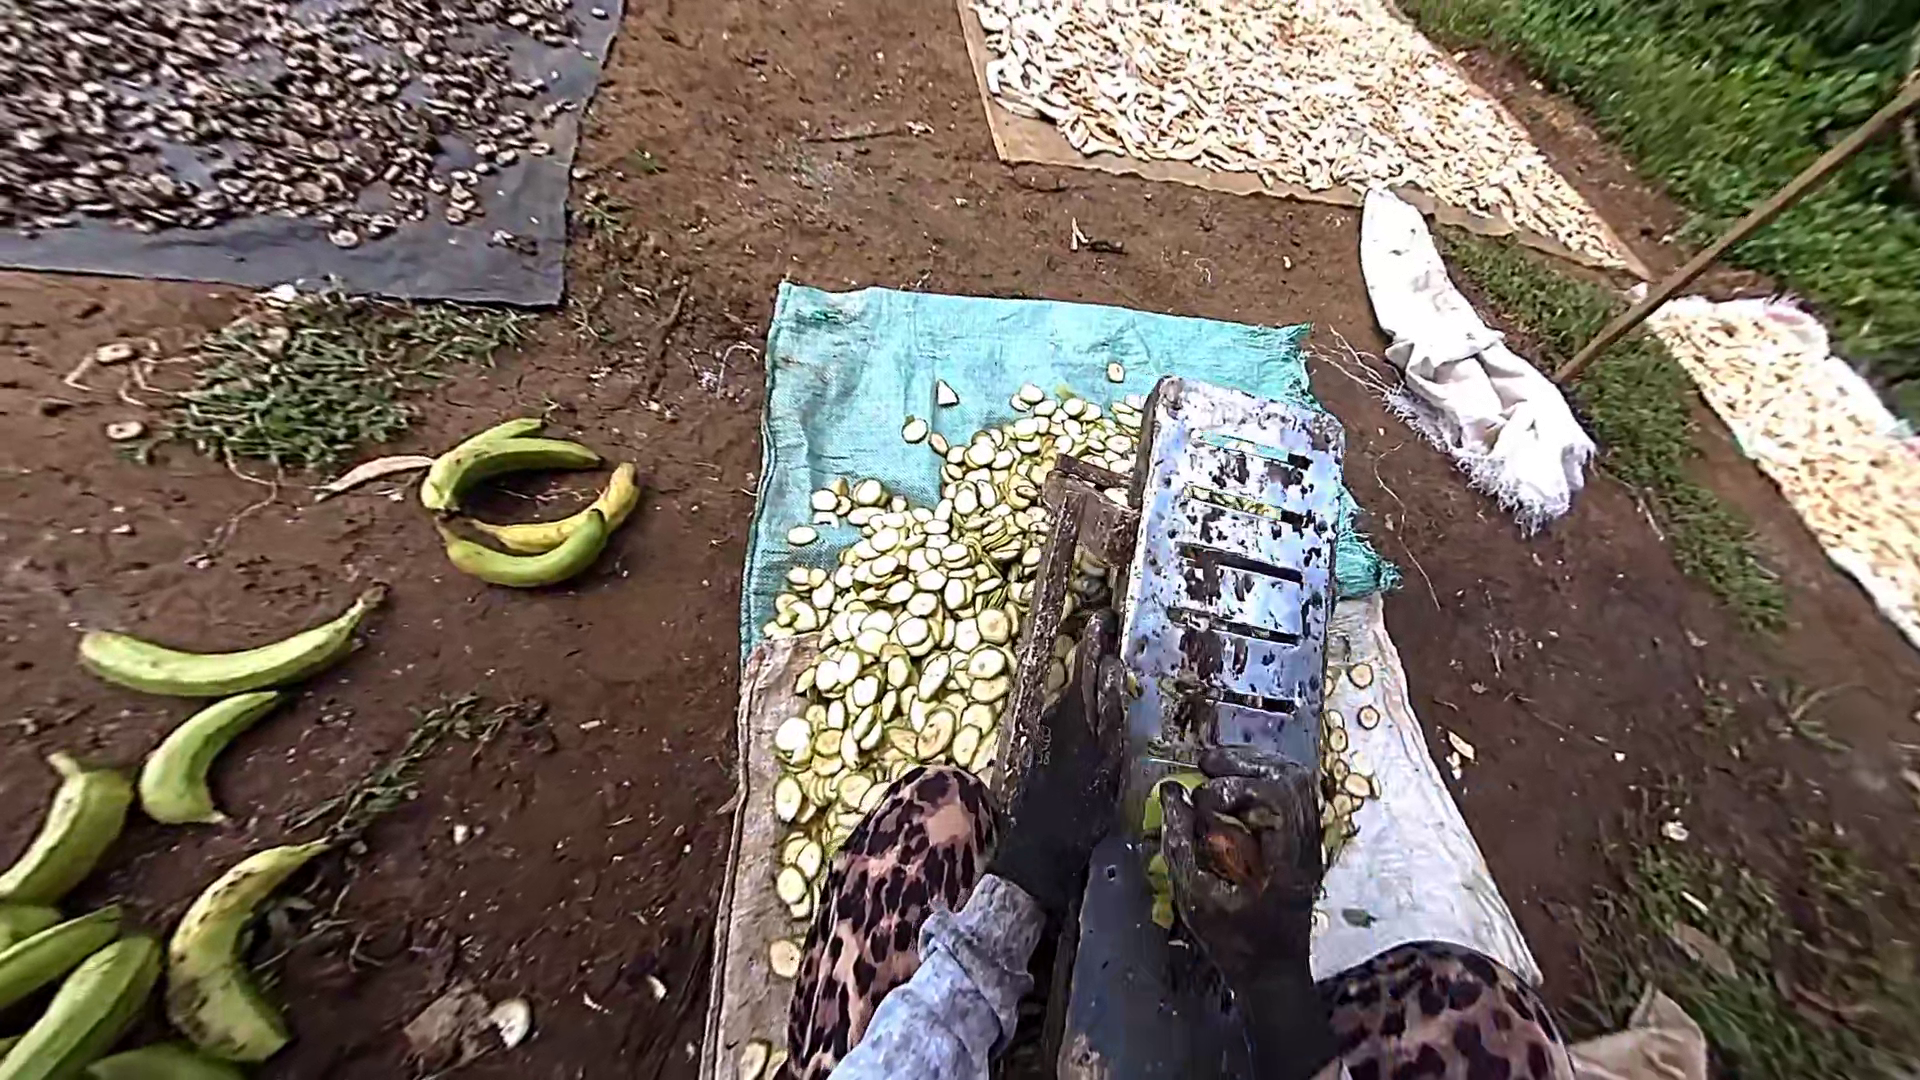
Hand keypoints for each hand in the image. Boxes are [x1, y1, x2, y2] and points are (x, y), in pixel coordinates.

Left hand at [987, 610, 1126, 917]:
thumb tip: (1111, 672)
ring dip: (1085, 676)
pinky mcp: (1042, 745)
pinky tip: (1088, 705)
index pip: (1086, 670)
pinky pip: (1065, 713)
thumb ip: (1109, 715)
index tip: (1102, 618)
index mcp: (1074, 716)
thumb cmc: (1079, 809)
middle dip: (1090, 654)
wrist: (1039, 844)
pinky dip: (1078, 702)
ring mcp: (1046, 731)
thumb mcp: (1106, 766)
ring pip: (1071, 695)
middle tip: (1104, 630)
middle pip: (1077, 677)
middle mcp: (1056, 717)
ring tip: (1103, 660)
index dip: (1095, 644)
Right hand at [1157, 746, 1320, 991]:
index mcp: (1288, 860)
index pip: (1278, 795)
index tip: (1199, 803)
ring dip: (1250, 765)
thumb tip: (1170, 790)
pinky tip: (1229, 784)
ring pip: (1293, 778)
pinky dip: (1256, 778)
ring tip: (1214, 768)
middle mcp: (1306, 845)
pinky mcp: (1299, 839)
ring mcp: (1307, 841)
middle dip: (1242, 762)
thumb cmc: (1232, 941)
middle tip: (1204, 764)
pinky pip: (1287, 792)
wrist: (1271, 975)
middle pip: (1291, 776)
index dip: (1234, 787)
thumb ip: (1180, 841)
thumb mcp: (1195, 896)